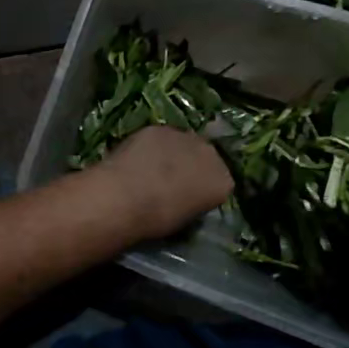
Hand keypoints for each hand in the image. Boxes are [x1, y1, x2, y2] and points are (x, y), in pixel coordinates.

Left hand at [98, 126, 234, 240]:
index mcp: (223, 183)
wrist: (125, 197)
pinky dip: (150, 145)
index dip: (201, 188)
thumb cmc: (156, 219)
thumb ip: (194, 202)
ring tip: (150, 166)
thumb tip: (185, 196)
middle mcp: (210, 154)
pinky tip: (136, 157)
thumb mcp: (185, 219)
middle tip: (170, 178)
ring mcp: (184, 136)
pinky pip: (158, 137)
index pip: (218, 183)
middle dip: (190, 165)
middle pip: (203, 157)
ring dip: (171, 152)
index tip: (188, 195)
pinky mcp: (158, 128)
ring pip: (181, 143)